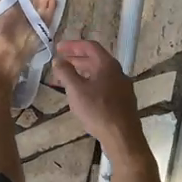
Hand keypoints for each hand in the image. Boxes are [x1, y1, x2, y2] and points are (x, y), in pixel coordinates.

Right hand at [53, 40, 152, 175]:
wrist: (123, 137)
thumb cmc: (98, 110)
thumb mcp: (76, 90)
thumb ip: (65, 72)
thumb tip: (58, 61)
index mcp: (107, 65)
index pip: (90, 46)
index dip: (72, 45)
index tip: (58, 48)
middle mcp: (118, 73)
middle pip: (95, 60)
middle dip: (75, 60)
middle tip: (59, 64)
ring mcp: (122, 87)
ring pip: (99, 74)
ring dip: (81, 73)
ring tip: (65, 80)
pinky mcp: (122, 100)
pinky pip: (103, 85)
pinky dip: (89, 84)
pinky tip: (81, 95)